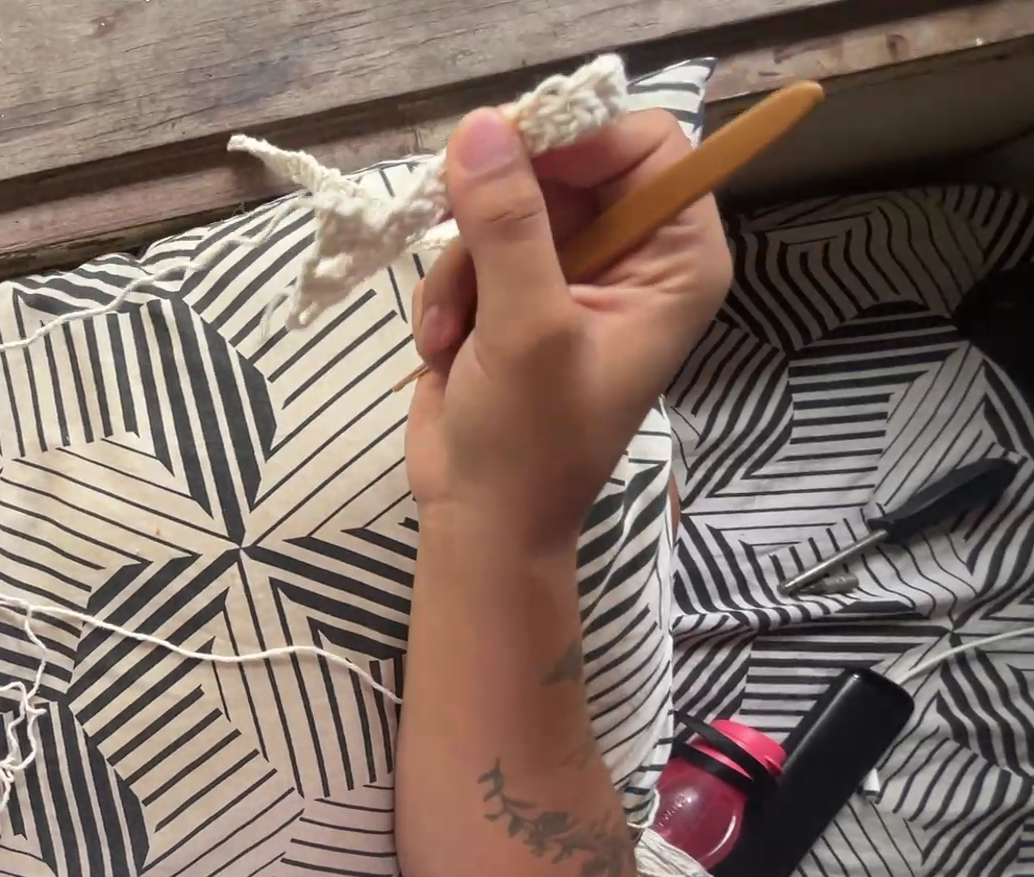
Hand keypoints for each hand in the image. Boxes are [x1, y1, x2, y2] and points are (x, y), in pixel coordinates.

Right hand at [405, 107, 731, 551]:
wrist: (479, 517)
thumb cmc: (528, 440)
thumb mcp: (526, 329)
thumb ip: (507, 226)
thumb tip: (477, 127)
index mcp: (667, 258)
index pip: (638, 149)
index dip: (571, 142)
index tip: (496, 155)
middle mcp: (616, 260)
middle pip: (553, 179)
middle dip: (491, 222)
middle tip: (452, 239)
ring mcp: (550, 284)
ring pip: (490, 224)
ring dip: (456, 277)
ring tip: (450, 338)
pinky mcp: (496, 308)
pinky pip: (459, 265)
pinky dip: (440, 303)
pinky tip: (441, 349)